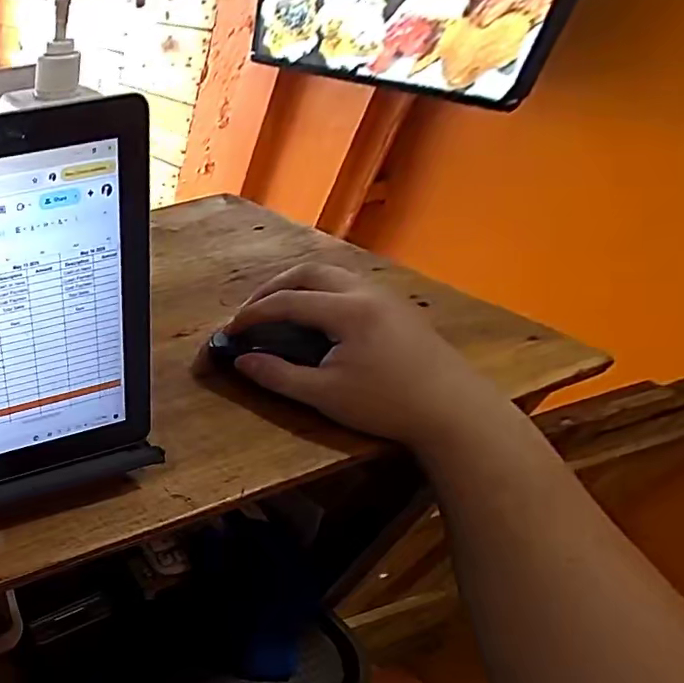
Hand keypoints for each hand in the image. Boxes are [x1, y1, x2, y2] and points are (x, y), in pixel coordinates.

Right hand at [225, 263, 522, 453]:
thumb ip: (277, 375)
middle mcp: (366, 293)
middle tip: (249, 312)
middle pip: (309, 272)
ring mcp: (386, 297)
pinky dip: (320, 293)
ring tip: (276, 310)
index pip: (287, 301)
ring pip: (332, 274)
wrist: (453, 410)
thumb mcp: (323, 395)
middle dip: (272, 288)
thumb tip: (242, 361)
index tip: (229, 331)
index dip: (252, 315)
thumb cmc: (385, 404)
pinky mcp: (397, 309)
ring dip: (298, 286)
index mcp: (347, 311)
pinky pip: (348, 286)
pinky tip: (314, 318)